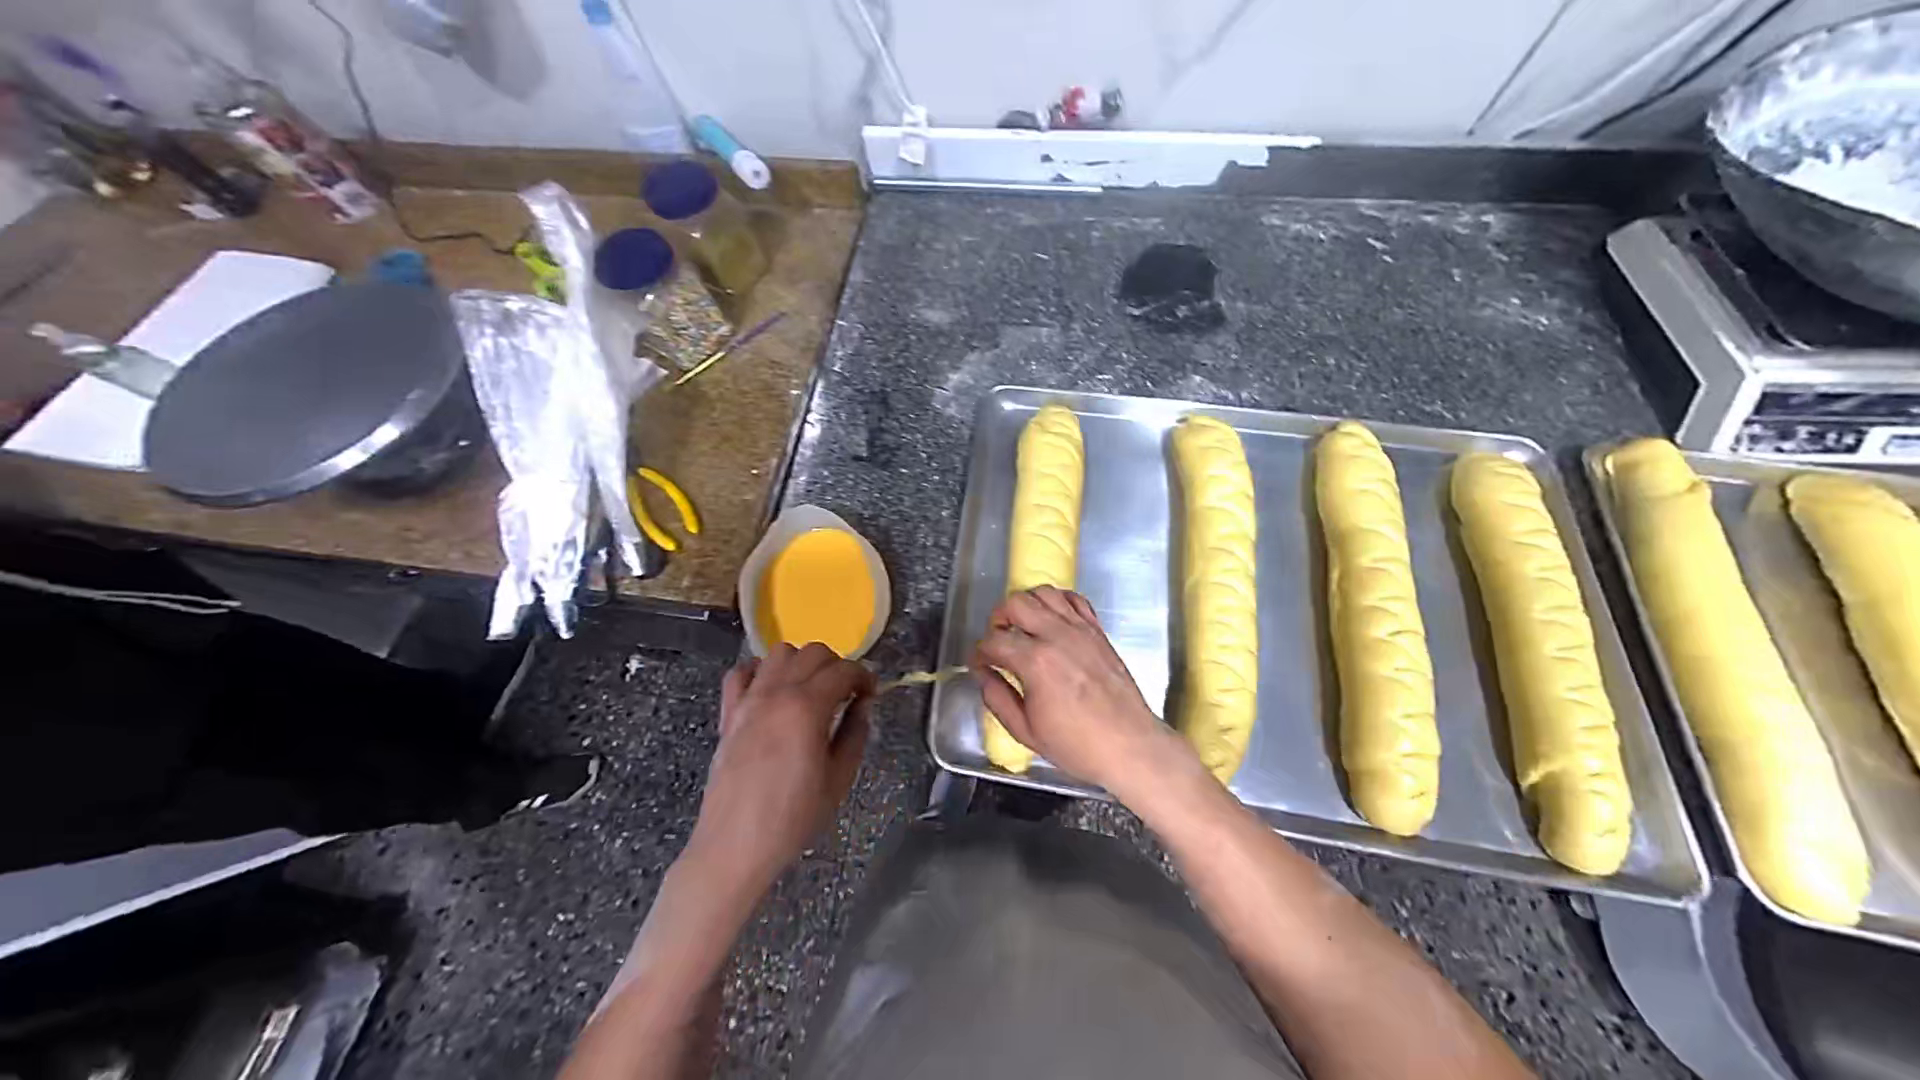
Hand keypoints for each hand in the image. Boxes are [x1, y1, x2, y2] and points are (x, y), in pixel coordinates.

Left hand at [688, 643, 873, 894]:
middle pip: (813, 652)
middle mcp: (776, 692)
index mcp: (807, 707)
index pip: (844, 669)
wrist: (735, 846)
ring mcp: (748, 700)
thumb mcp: (839, 779)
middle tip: (846, 694)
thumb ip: (855, 733)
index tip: (871, 694)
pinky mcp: (728, 713)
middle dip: (836, 666)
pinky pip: (742, 672)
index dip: (864, 677)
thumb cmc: (792, 818)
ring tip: (811, 691)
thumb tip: (862, 705)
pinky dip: (760, 672)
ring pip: (779, 652)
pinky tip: (772, 693)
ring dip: (801, 663)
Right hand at [972, 585, 1185, 793]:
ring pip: (1044, 592)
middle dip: (998, 619)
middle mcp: (1057, 637)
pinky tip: (1051, 619)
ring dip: (1026, 605)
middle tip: (998, 640)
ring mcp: (1080, 630)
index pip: (994, 641)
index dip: (979, 652)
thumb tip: (983, 674)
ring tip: (1022, 626)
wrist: (1128, 745)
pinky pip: (1074, 599)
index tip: (980, 663)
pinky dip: (1057, 601)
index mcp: (1035, 662)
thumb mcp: (1025, 730)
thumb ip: (997, 698)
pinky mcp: (1097, 631)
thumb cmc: (1078, 744)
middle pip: (1015, 604)